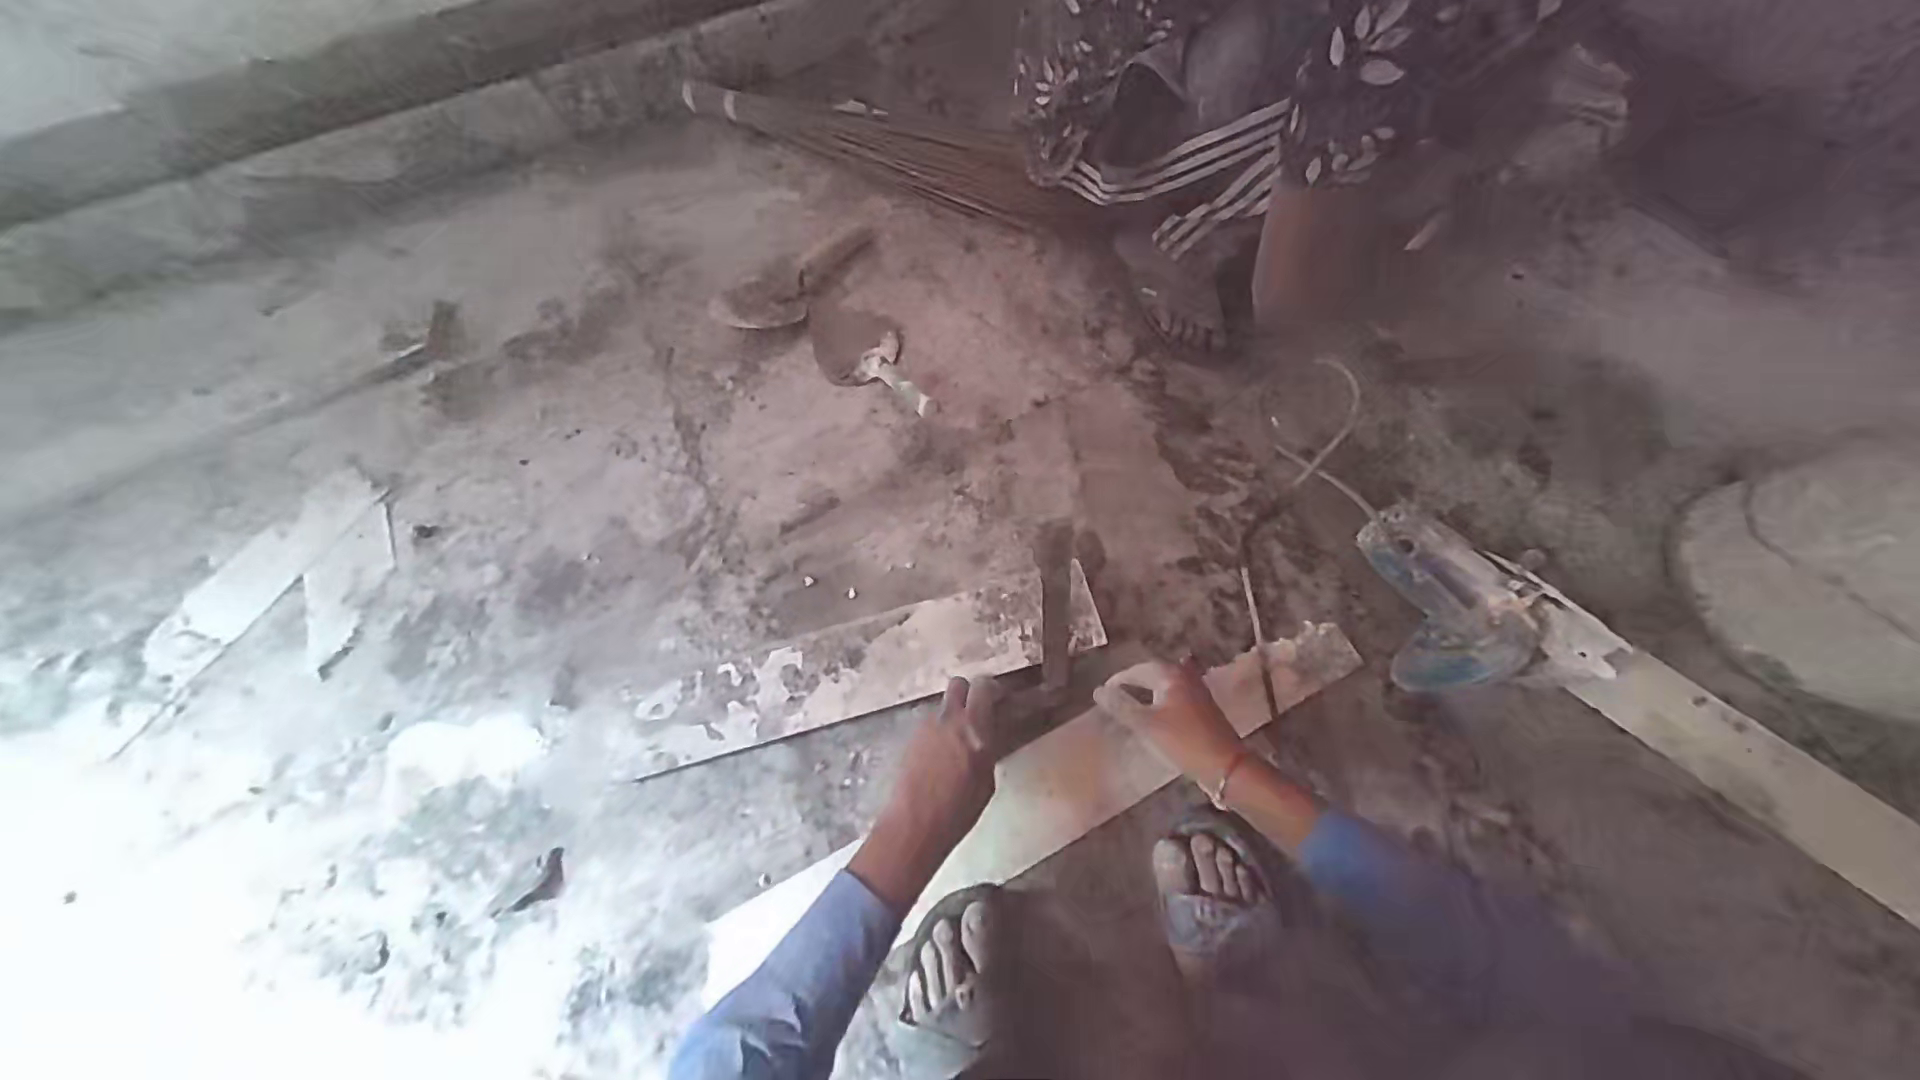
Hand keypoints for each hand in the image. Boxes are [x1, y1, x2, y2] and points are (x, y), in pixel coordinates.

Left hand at [850, 676, 999, 911]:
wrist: (914, 824)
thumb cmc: (958, 810)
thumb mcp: (986, 781)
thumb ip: (986, 749)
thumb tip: (985, 738)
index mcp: (974, 727)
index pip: (983, 686)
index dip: (992, 688)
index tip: (997, 697)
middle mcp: (948, 719)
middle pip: (958, 684)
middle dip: (968, 692)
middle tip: (975, 712)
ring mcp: (926, 726)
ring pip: (942, 707)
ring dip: (951, 717)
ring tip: (956, 744)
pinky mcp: (910, 737)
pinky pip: (929, 726)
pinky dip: (936, 734)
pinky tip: (939, 758)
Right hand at [1094, 657, 1244, 787]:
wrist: (1226, 765)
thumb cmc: (1184, 741)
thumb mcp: (1147, 724)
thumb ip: (1121, 706)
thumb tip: (1098, 691)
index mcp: (1171, 675)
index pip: (1138, 669)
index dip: (1119, 680)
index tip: (1104, 692)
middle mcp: (1185, 676)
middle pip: (1153, 673)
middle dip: (1133, 682)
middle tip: (1114, 695)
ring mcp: (1197, 690)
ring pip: (1165, 684)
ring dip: (1147, 690)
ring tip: (1130, 702)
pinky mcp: (1203, 706)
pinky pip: (1175, 694)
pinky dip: (1161, 699)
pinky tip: (1154, 710)